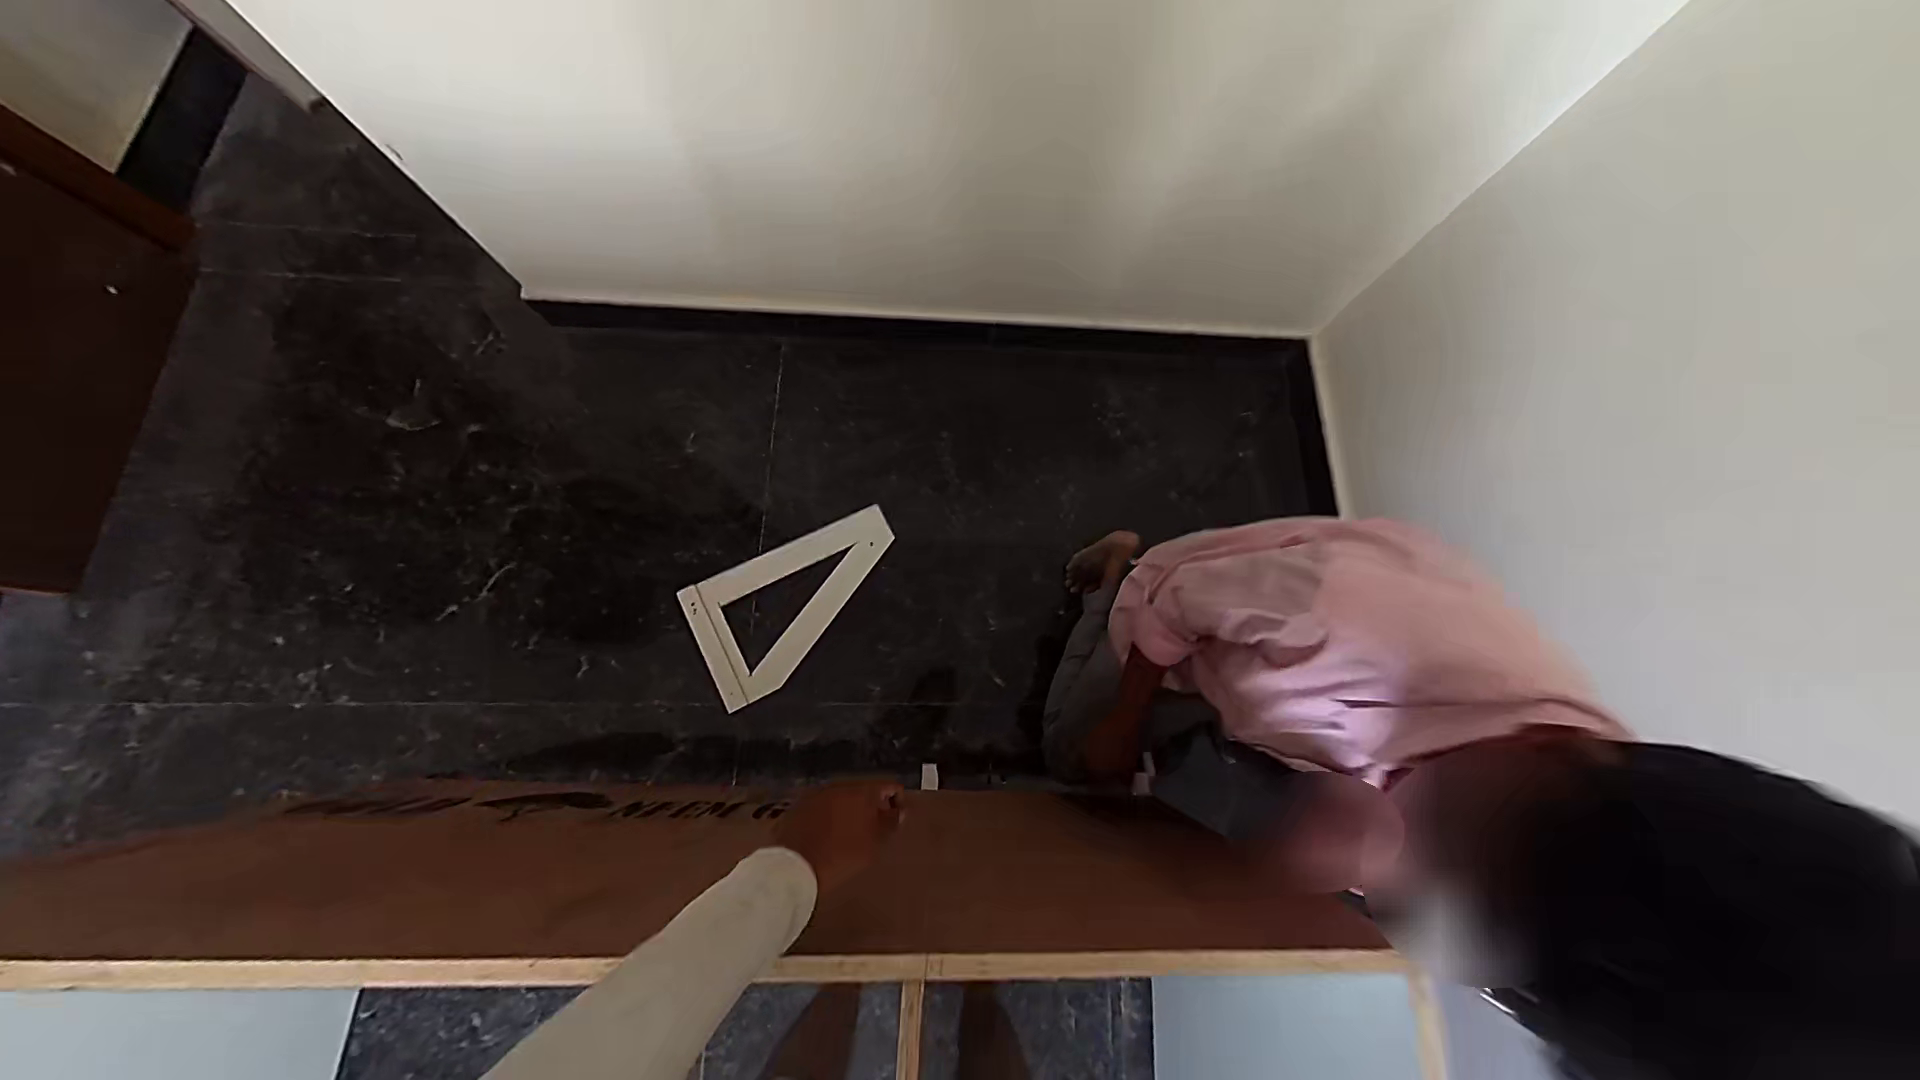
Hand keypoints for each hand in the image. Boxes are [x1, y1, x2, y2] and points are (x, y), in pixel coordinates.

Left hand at [773, 779, 906, 893]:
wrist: (794, 867)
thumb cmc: (841, 856)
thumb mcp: (874, 844)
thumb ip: (890, 823)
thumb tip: (900, 811)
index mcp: (862, 790)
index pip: (889, 786)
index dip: (897, 801)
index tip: (896, 821)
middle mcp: (840, 785)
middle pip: (864, 790)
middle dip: (872, 806)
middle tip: (874, 830)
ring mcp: (817, 794)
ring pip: (842, 797)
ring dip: (849, 810)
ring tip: (850, 834)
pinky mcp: (798, 805)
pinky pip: (822, 807)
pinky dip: (829, 816)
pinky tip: (827, 835)